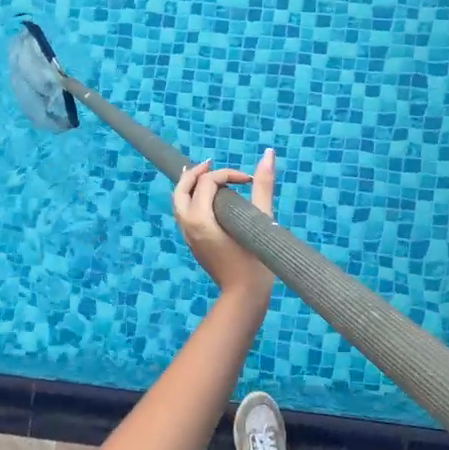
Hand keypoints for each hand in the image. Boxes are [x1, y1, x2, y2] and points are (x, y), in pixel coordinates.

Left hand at [173, 150, 276, 307]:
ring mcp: (188, 235)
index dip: (227, 174)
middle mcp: (188, 225)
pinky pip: (184, 214)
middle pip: (182, 188)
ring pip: (179, 202)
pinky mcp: (193, 243)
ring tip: (203, 174)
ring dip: (190, 185)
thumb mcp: (261, 221)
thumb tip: (269, 153)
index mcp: (200, 218)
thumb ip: (264, 186)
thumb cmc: (255, 262)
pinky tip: (204, 198)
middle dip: (195, 173)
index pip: (207, 182)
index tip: (249, 181)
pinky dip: (191, 199)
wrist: (243, 296)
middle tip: (211, 163)